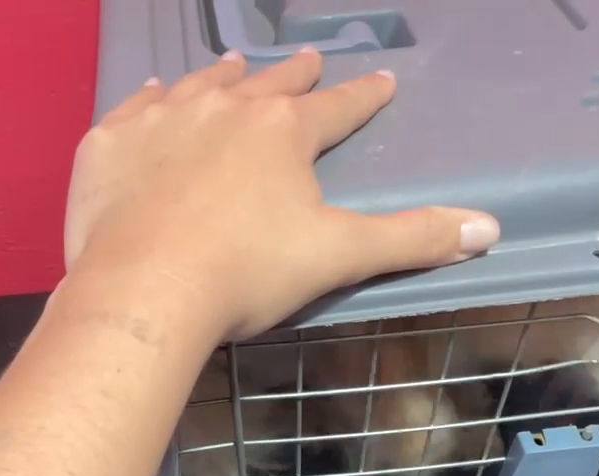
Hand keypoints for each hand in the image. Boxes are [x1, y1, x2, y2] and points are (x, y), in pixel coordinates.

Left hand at [62, 48, 500, 343]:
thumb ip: (410, 241)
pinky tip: (154, 94)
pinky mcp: (109, 146)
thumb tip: (488, 230)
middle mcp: (225, 108)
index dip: (364, 98)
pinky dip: (151, 100)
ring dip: (225, 77)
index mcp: (284, 132)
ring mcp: (162, 120)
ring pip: (202, 85)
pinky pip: (135, 107)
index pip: (338, 108)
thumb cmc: (248, 274)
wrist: (146, 290)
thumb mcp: (337, 258)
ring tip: (237, 66)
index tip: (383, 82)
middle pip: (270, 85)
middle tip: (308, 62)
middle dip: (295, 77)